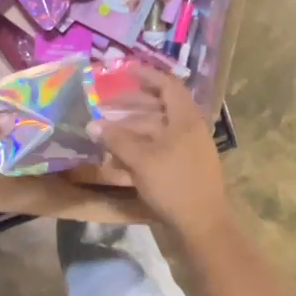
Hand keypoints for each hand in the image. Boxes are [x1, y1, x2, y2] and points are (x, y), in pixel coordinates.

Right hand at [89, 64, 230, 241]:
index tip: (125, 71)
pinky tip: (122, 157)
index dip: (146, 76)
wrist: (203, 224)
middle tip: (107, 105)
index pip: (167, 85)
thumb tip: (92, 123)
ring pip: (159, 128)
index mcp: (185, 118)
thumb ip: (116, 139)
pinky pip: (162, 147)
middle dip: (133, 104)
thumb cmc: (173, 185)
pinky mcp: (186, 167)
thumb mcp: (140, 159)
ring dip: (134, 127)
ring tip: (108, 131)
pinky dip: (142, 146)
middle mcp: (191, 128)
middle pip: (161, 107)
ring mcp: (191, 149)